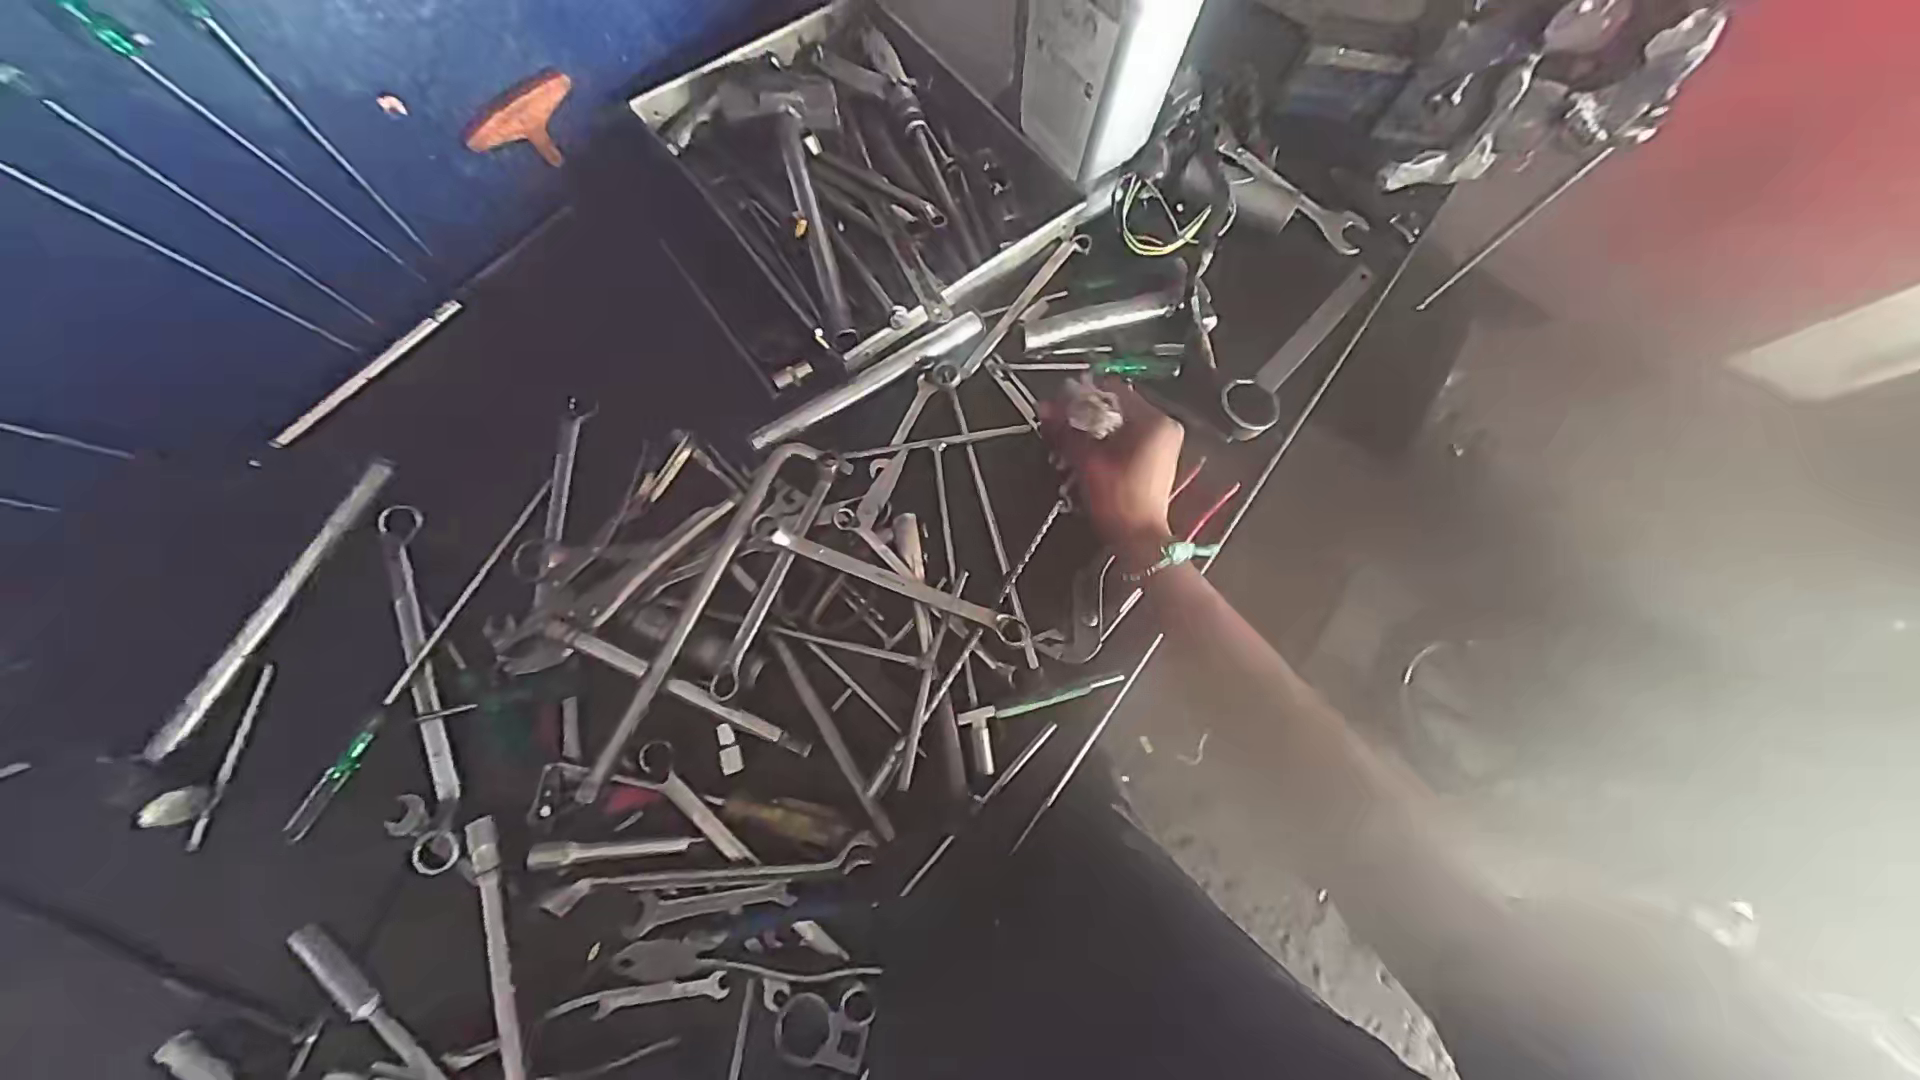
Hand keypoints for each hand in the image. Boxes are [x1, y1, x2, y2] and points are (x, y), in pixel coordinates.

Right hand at [1040, 380, 1184, 560]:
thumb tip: (1045, 408)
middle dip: (1084, 414)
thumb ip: (1066, 431)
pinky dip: (1105, 441)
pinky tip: (1084, 450)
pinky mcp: (1156, 457)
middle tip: (1059, 423)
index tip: (1059, 403)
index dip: (1082, 394)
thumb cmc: (1117, 501)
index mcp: (1153, 420)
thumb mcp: (1087, 462)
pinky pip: (1126, 438)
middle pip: (1116, 407)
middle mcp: (1163, 426)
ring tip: (1067, 439)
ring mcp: (1162, 442)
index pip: (1113, 390)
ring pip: (1119, 423)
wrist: (1137, 538)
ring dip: (1092, 428)